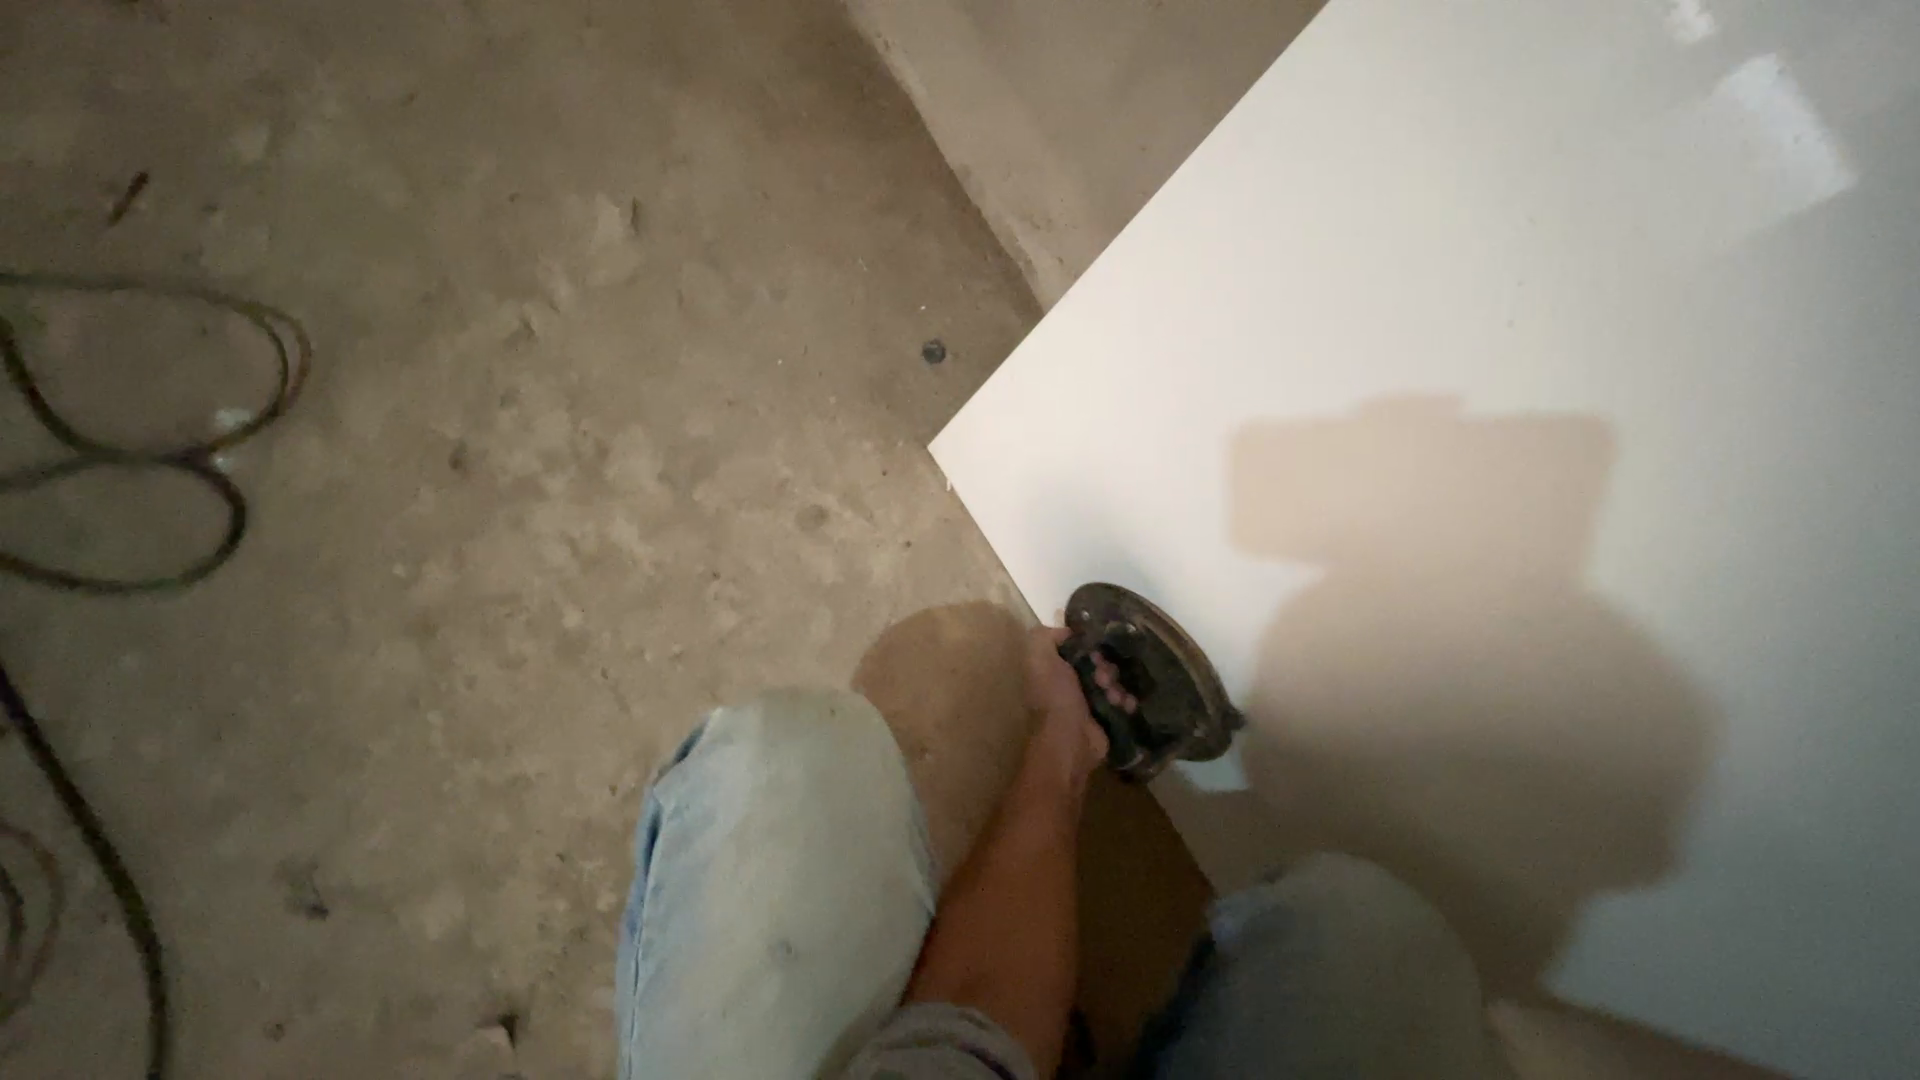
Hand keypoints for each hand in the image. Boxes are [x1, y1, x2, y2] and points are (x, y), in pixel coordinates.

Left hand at [1024, 627, 1109, 779]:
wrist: (1070, 739)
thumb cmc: (1054, 695)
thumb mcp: (1040, 656)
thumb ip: (1046, 637)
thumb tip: (1067, 632)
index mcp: (1053, 669)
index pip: (1078, 648)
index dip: (1089, 647)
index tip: (1093, 653)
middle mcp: (1070, 685)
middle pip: (1099, 664)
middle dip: (1105, 667)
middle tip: (1102, 678)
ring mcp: (1090, 703)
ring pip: (1114, 682)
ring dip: (1116, 685)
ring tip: (1112, 696)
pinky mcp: (1107, 719)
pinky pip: (1124, 701)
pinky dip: (1126, 701)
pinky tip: (1123, 705)